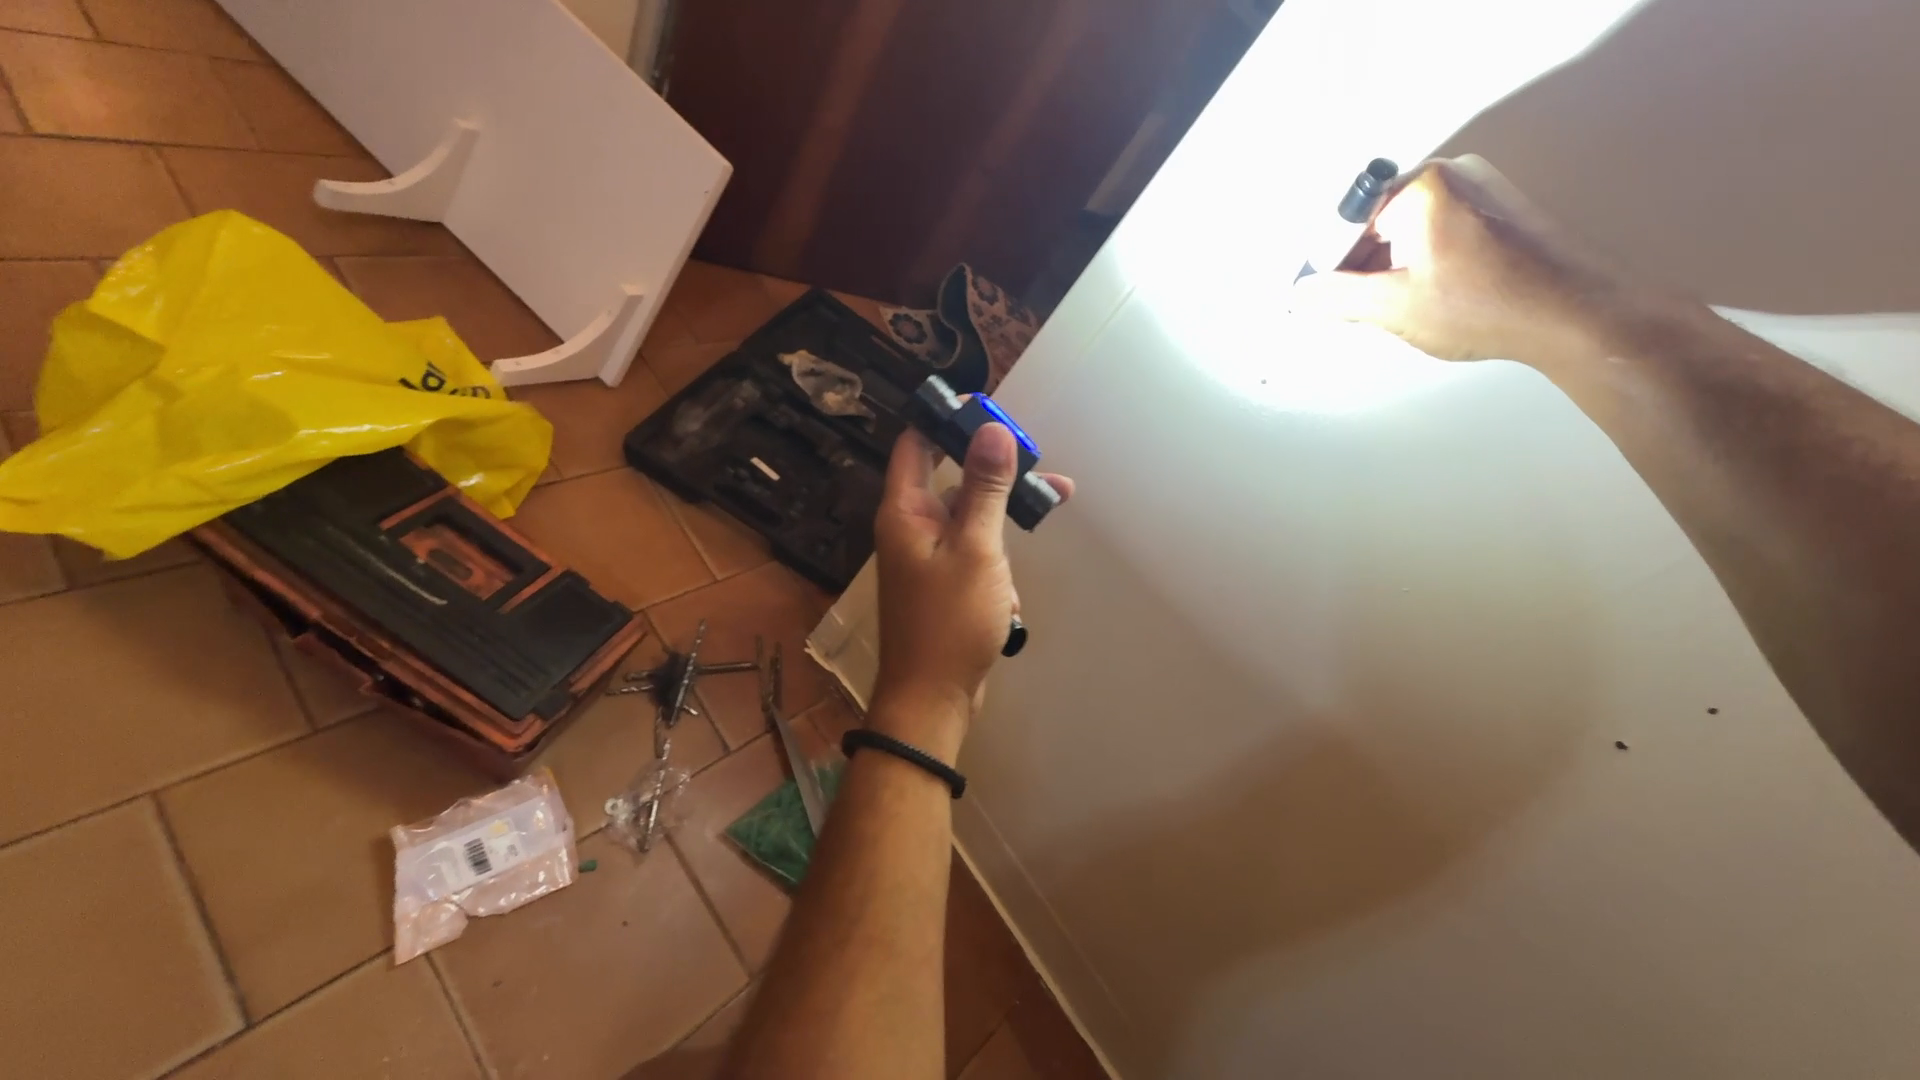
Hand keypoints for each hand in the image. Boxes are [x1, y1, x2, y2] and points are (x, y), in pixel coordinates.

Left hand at [871, 424, 1073, 757]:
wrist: (933, 699)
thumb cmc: (951, 621)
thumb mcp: (976, 549)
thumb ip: (985, 489)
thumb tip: (992, 429)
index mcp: (905, 511)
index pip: (917, 444)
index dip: (948, 422)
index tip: (991, 412)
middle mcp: (911, 528)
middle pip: (955, 481)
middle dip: (999, 479)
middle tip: (1045, 474)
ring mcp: (928, 558)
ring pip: (973, 522)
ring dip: (1005, 529)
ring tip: (1047, 524)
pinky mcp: (946, 584)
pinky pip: (975, 557)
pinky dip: (998, 570)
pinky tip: (1010, 601)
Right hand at [1292, 154, 1656, 369]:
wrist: (1576, 314)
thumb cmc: (1488, 304)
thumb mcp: (1395, 307)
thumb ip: (1337, 297)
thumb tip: (1300, 296)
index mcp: (1423, 186)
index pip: (1346, 220)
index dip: (1324, 263)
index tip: (1314, 296)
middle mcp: (1452, 174)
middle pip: (1376, 221)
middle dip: (1357, 266)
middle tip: (1350, 309)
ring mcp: (1479, 189)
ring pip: (1405, 229)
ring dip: (1387, 268)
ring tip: (1393, 309)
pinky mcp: (1497, 211)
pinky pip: (1435, 231)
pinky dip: (1418, 263)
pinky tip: (1425, 298)